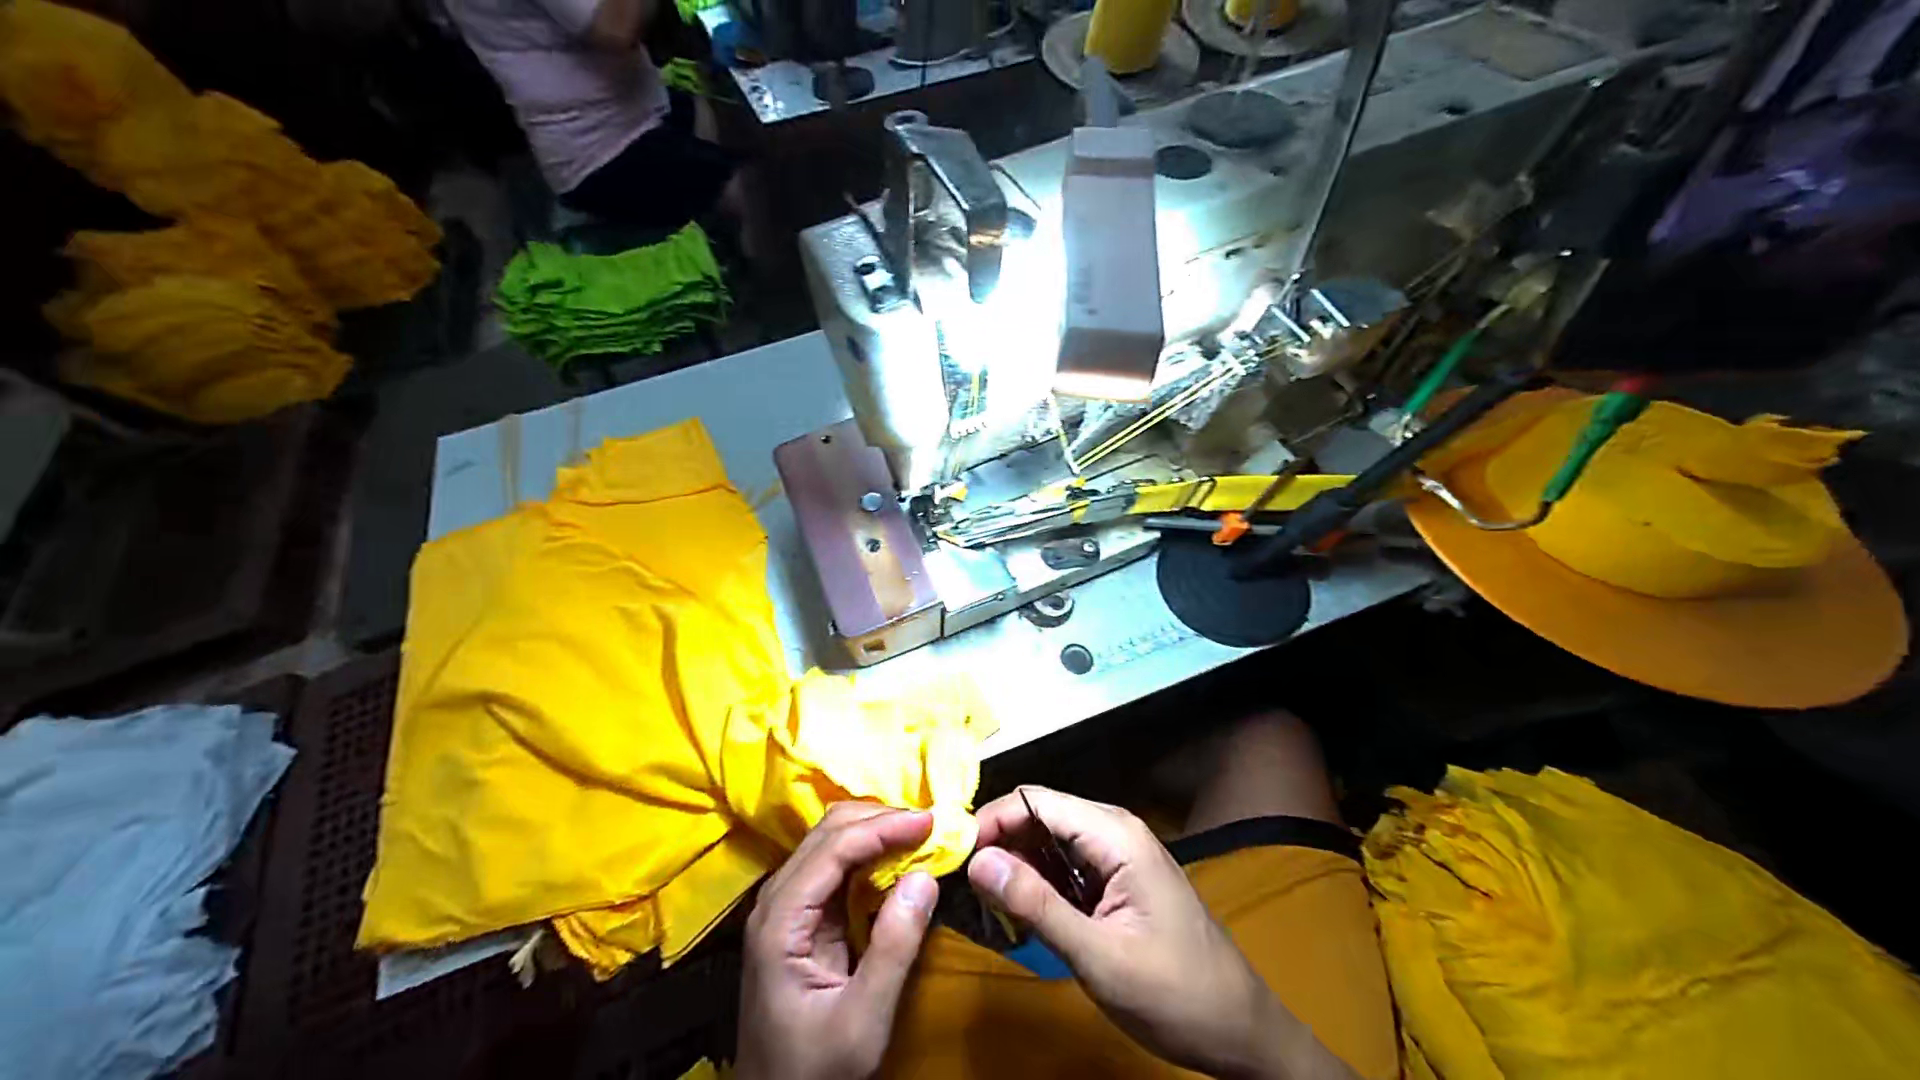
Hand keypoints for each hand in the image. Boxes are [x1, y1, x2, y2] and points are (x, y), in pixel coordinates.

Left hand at [737, 803, 940, 1079]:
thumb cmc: (814, 1071)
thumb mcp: (861, 1023)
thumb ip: (893, 949)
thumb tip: (925, 877)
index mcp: (780, 920)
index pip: (833, 848)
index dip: (882, 826)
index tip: (929, 821)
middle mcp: (777, 899)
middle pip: (828, 832)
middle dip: (881, 819)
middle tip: (930, 825)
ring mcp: (787, 904)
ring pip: (831, 840)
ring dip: (875, 828)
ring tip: (919, 833)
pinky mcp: (802, 914)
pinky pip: (836, 863)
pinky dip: (870, 849)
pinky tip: (897, 854)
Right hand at [967, 787, 1353, 1079]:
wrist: (1240, 1032)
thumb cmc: (1176, 994)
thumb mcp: (1099, 955)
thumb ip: (1036, 904)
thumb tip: (977, 860)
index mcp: (1115, 834)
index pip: (1034, 801)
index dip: (991, 821)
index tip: (955, 855)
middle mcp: (1114, 830)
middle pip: (1039, 816)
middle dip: (999, 843)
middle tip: (967, 885)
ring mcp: (1117, 853)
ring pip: (1049, 840)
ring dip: (1016, 865)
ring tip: (988, 902)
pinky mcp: (1116, 877)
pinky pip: (1065, 864)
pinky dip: (1038, 882)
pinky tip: (1021, 911)